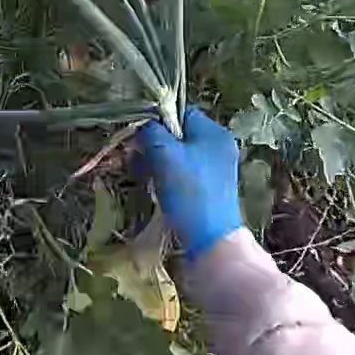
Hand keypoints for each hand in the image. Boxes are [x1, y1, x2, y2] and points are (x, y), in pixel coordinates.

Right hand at [138, 106, 242, 258]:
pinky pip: (184, 173)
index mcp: (214, 133)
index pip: (181, 112)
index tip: (138, 136)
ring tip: (142, 176)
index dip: (157, 121)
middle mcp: (219, 147)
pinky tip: (155, 189)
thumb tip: (144, 124)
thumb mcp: (165, 155)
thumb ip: (152, 132)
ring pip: (179, 155)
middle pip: (178, 135)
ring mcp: (216, 169)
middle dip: (153, 145)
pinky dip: (167, 178)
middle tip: (135, 159)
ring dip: (157, 162)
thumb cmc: (189, 192)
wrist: (211, 242)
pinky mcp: (210, 189)